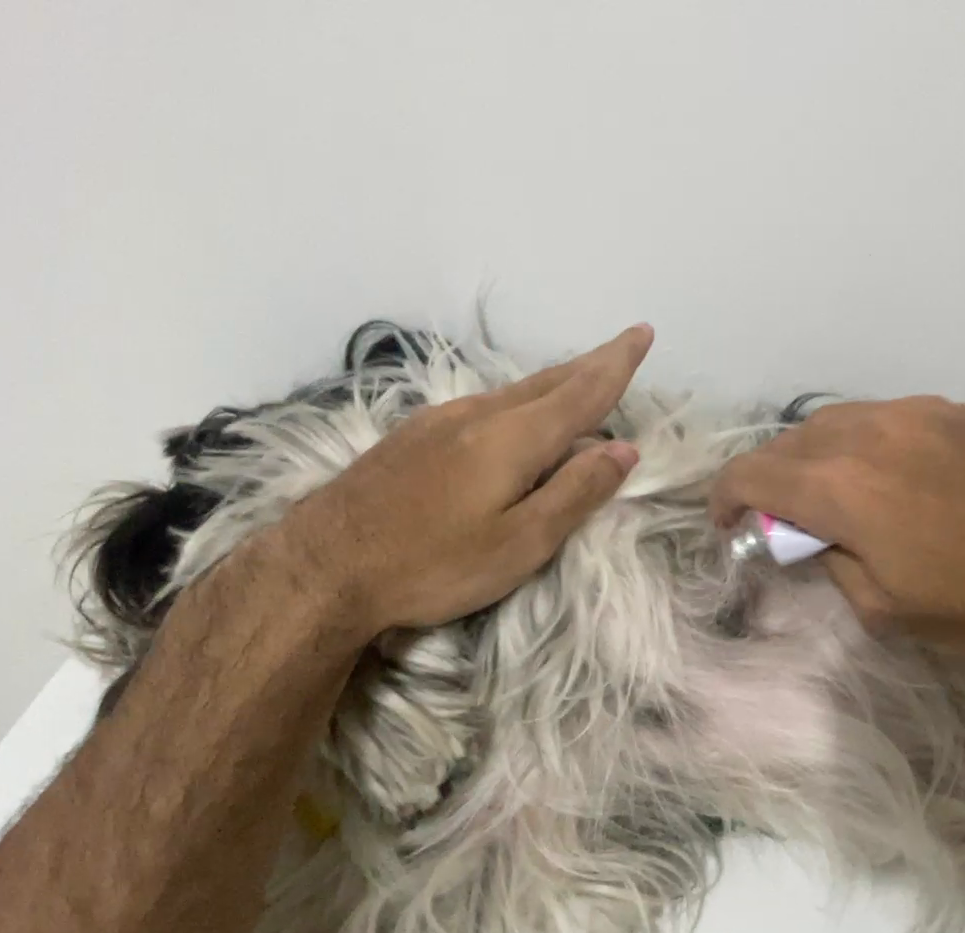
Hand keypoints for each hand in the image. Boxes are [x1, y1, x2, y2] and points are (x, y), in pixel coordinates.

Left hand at [273, 324, 652, 634]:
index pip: (582, 391)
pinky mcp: (413, 438)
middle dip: (592, 364)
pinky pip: (484, 407)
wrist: (321, 569)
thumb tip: (623, 449)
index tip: (643, 332)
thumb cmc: (433, 564)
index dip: (617, 363)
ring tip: (581, 384)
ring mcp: (439, 422)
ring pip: (514, 393)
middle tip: (624, 346)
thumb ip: (575, 493)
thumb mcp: (521, 543)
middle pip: (548, 382)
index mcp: (513, 438)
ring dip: (556, 385)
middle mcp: (478, 415)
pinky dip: (520, 404)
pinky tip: (516, 420)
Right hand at [708, 396, 964, 685]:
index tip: (727, 526)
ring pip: (837, 422)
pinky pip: (886, 418)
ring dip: (816, 457)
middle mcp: (870, 430)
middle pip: (789, 442)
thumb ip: (831, 561)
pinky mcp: (958, 410)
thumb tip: (817, 537)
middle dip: (769, 480)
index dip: (725, 500)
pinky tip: (888, 478)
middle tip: (780, 521)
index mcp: (840, 483)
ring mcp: (919, 411)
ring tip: (833, 498)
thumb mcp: (885, 608)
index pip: (751, 475)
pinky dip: (864, 445)